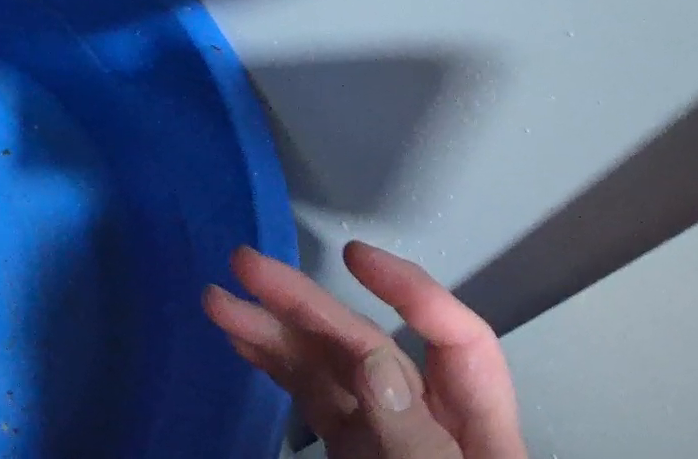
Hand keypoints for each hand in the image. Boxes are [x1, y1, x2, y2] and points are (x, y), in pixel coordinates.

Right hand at [205, 242, 526, 458]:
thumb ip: (415, 444)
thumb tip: (373, 359)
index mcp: (479, 435)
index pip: (458, 343)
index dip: (413, 291)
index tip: (354, 258)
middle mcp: (427, 423)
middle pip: (369, 346)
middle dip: (307, 303)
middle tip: (245, 266)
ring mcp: (383, 440)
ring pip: (326, 368)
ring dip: (272, 331)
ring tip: (218, 302)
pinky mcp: (350, 456)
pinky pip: (308, 399)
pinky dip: (272, 366)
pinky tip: (239, 340)